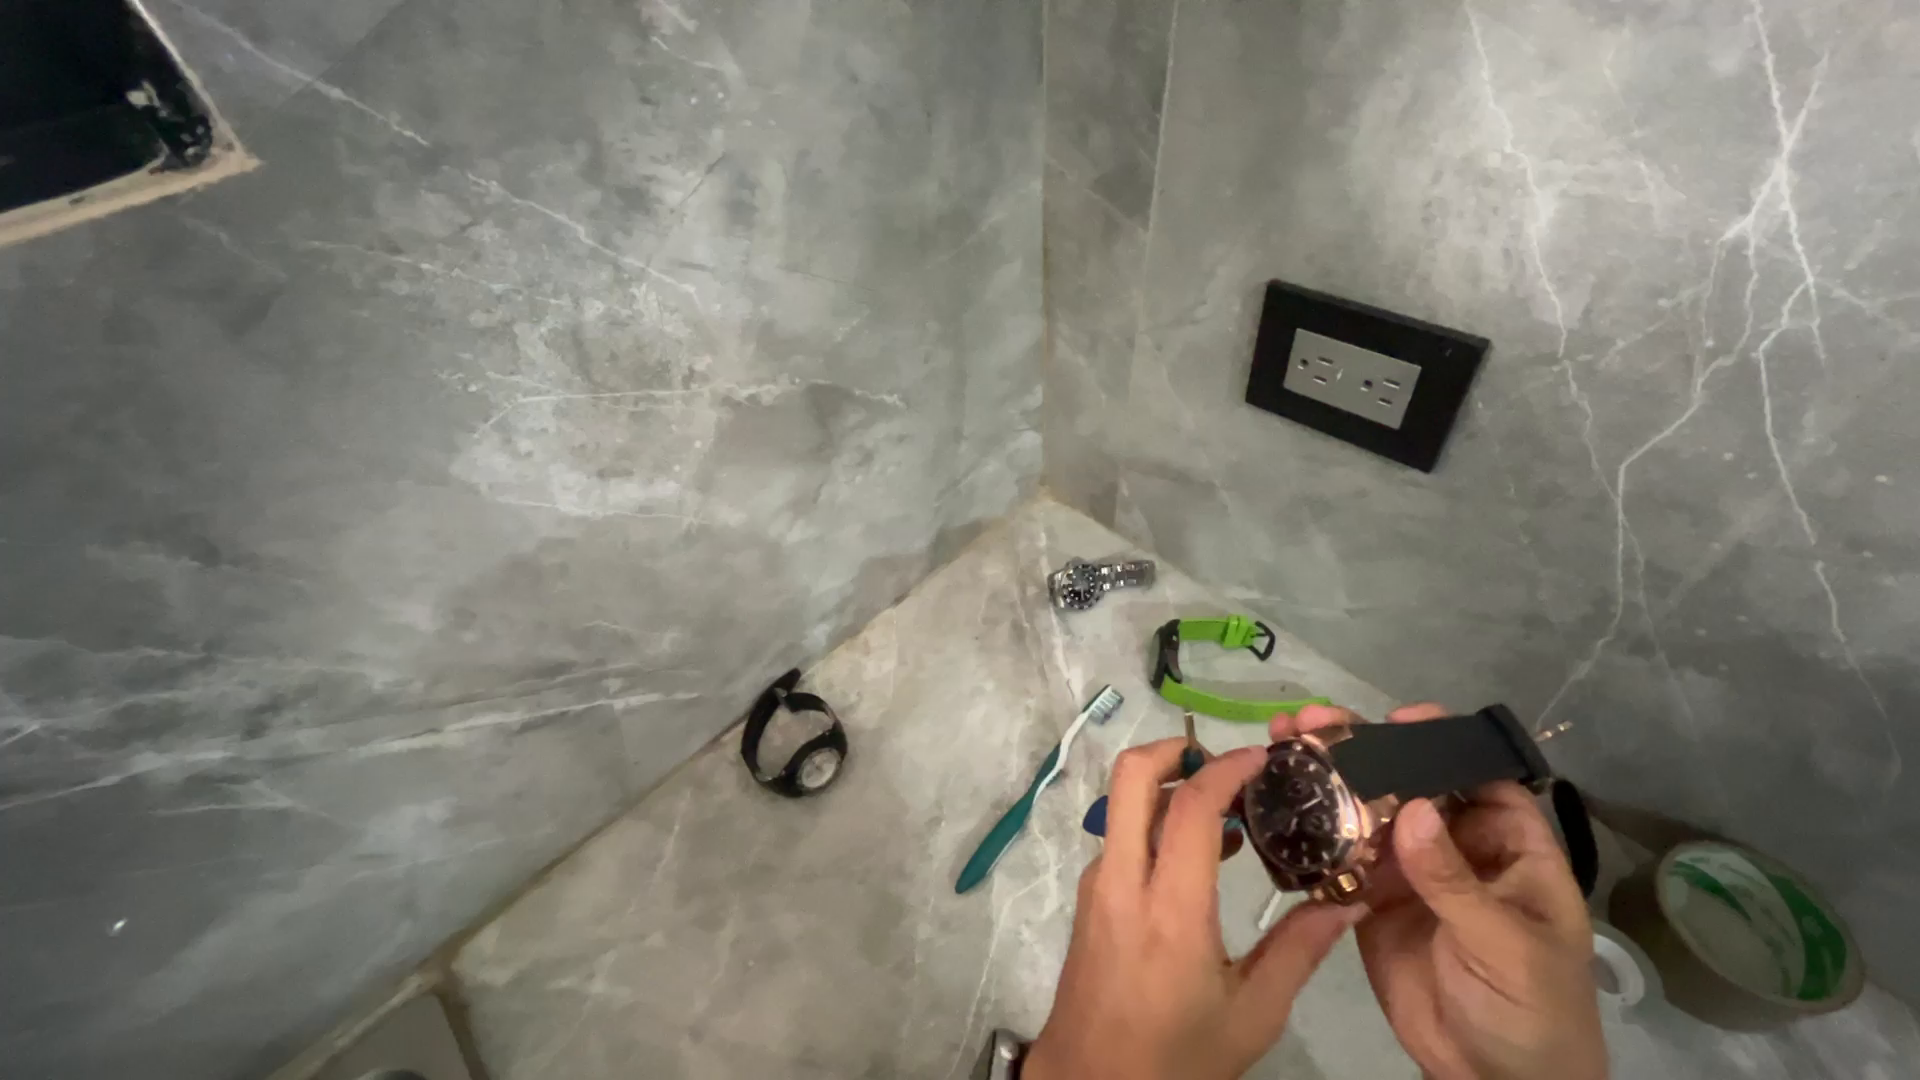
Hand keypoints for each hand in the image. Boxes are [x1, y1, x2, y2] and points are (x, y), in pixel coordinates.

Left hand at [1026, 738, 1364, 1079]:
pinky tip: (1198, 855)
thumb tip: (1347, 901)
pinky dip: (1154, 822)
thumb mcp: (1251, 1015)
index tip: (1262, 756)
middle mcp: (1122, 879)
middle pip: (1129, 775)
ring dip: (1166, 787)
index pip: (1191, 808)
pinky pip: (1120, 835)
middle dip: (1172, 748)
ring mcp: (1096, 882)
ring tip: (1227, 813)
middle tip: (1222, 761)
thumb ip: (1299, 951)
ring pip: (1122, 802)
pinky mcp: (1088, 893)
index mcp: (1170, 909)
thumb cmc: (1175, 1057)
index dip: (1226, 767)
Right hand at [1278, 705, 1605, 1079]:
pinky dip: (1310, 825)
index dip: (1441, 742)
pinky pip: (1339, 851)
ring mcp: (1407, 869)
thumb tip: (1416, 808)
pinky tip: (1277, 797)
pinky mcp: (1367, 894)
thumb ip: (1458, 881)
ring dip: (1328, 776)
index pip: (1478, 779)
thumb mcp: (1507, 946)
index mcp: (1506, 849)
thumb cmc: (1530, 1012)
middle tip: (1312, 720)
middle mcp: (1453, 846)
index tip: (1398, 717)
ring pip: (1367, 809)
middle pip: (1408, 782)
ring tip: (1283, 741)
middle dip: (1364, 748)